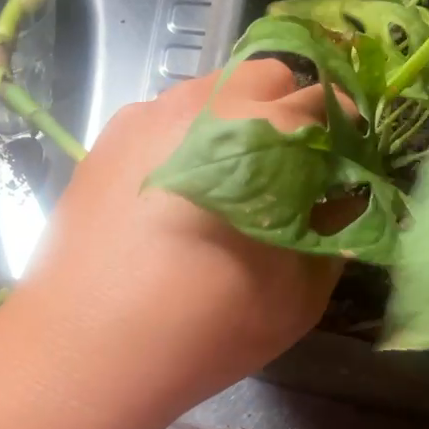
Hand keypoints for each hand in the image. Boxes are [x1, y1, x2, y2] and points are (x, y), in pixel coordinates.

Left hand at [9, 61, 345, 421]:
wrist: (83, 350)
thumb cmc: (201, 331)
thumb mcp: (296, 298)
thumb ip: (333, 236)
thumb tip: (339, 200)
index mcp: (264, 138)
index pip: (329, 108)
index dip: (344, 141)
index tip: (338, 179)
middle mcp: (206, 105)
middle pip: (270, 78)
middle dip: (292, 116)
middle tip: (288, 178)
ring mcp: (150, 114)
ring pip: (215, 89)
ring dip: (239, 121)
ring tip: (230, 185)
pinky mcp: (111, 136)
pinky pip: (168, 115)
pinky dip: (190, 136)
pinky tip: (179, 191)